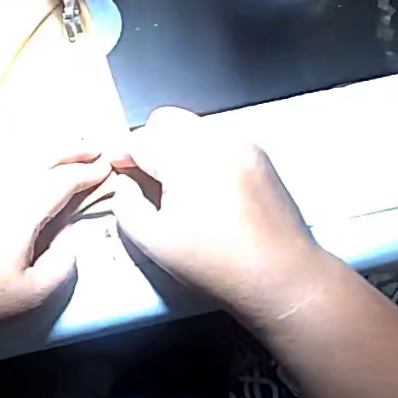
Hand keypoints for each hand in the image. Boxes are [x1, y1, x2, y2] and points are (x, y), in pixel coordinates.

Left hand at [0, 150, 110, 340]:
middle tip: (95, 148)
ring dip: (45, 146)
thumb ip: (63, 260)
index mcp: (23, 209)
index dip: (88, 173)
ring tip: (65, 146)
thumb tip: (68, 232)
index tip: (108, 169)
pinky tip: (11, 146)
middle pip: (41, 155)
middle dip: (71, 149)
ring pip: (15, 151)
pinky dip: (9, 148)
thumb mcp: (34, 292)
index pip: (63, 180)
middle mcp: (0, 186)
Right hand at [111, 107, 336, 325]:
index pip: (140, 139)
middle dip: (148, 144)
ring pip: (193, 127)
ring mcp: (242, 144)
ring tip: (174, 185)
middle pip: (166, 122)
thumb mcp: (155, 243)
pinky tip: (202, 187)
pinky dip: (200, 153)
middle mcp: (216, 141)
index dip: (121, 154)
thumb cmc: (217, 264)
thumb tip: (125, 184)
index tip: (115, 171)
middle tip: (142, 177)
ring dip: (175, 147)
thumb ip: (126, 207)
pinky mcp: (258, 155)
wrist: (282, 275)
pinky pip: (217, 139)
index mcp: (188, 160)